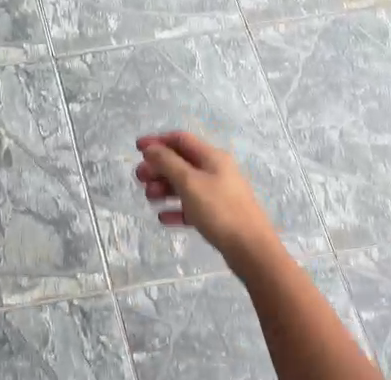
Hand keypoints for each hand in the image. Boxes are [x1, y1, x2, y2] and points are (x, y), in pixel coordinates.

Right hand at [134, 131, 280, 271]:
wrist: (253, 251)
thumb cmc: (220, 210)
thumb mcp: (189, 182)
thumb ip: (167, 162)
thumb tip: (151, 148)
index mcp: (212, 157)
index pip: (180, 139)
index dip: (158, 141)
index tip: (137, 149)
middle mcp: (216, 171)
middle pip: (181, 162)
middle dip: (158, 168)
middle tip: (139, 178)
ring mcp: (218, 194)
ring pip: (185, 185)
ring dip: (164, 188)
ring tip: (149, 199)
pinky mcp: (219, 216)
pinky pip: (192, 206)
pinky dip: (176, 209)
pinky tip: (163, 218)